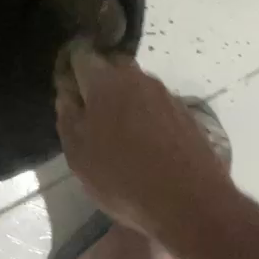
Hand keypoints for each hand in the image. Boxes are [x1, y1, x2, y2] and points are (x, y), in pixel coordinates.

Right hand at [54, 40, 237, 240]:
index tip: (66, 91)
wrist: (192, 204)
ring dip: (124, 100)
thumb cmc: (122, 177)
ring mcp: (165, 95)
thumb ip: (67, 116)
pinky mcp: (187, 114)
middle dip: (98, 82)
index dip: (69, 69)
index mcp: (104, 81)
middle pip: (111, 66)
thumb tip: (67, 95)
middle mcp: (136, 78)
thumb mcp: (78, 153)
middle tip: (90, 113)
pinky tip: (145, 144)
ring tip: (118, 132)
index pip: (80, 55)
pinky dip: (147, 116)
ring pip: (136, 86)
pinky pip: (157, 105)